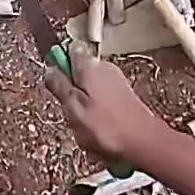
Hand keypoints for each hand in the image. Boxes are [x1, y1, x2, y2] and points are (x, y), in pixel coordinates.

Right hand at [42, 52, 173, 165]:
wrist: (144, 143)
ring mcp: (116, 83)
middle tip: (71, 112)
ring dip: (84, 109)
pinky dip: (99, 118)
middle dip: (72, 94)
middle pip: (78, 74)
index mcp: (89, 66)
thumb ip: (59, 85)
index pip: (68, 50)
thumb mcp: (72, 107)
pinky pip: (102, 105)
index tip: (56, 84)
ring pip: (89, 92)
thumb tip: (49, 70)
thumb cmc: (108, 128)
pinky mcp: (124, 99)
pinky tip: (101, 133)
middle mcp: (105, 69)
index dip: (59, 66)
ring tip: (87, 128)